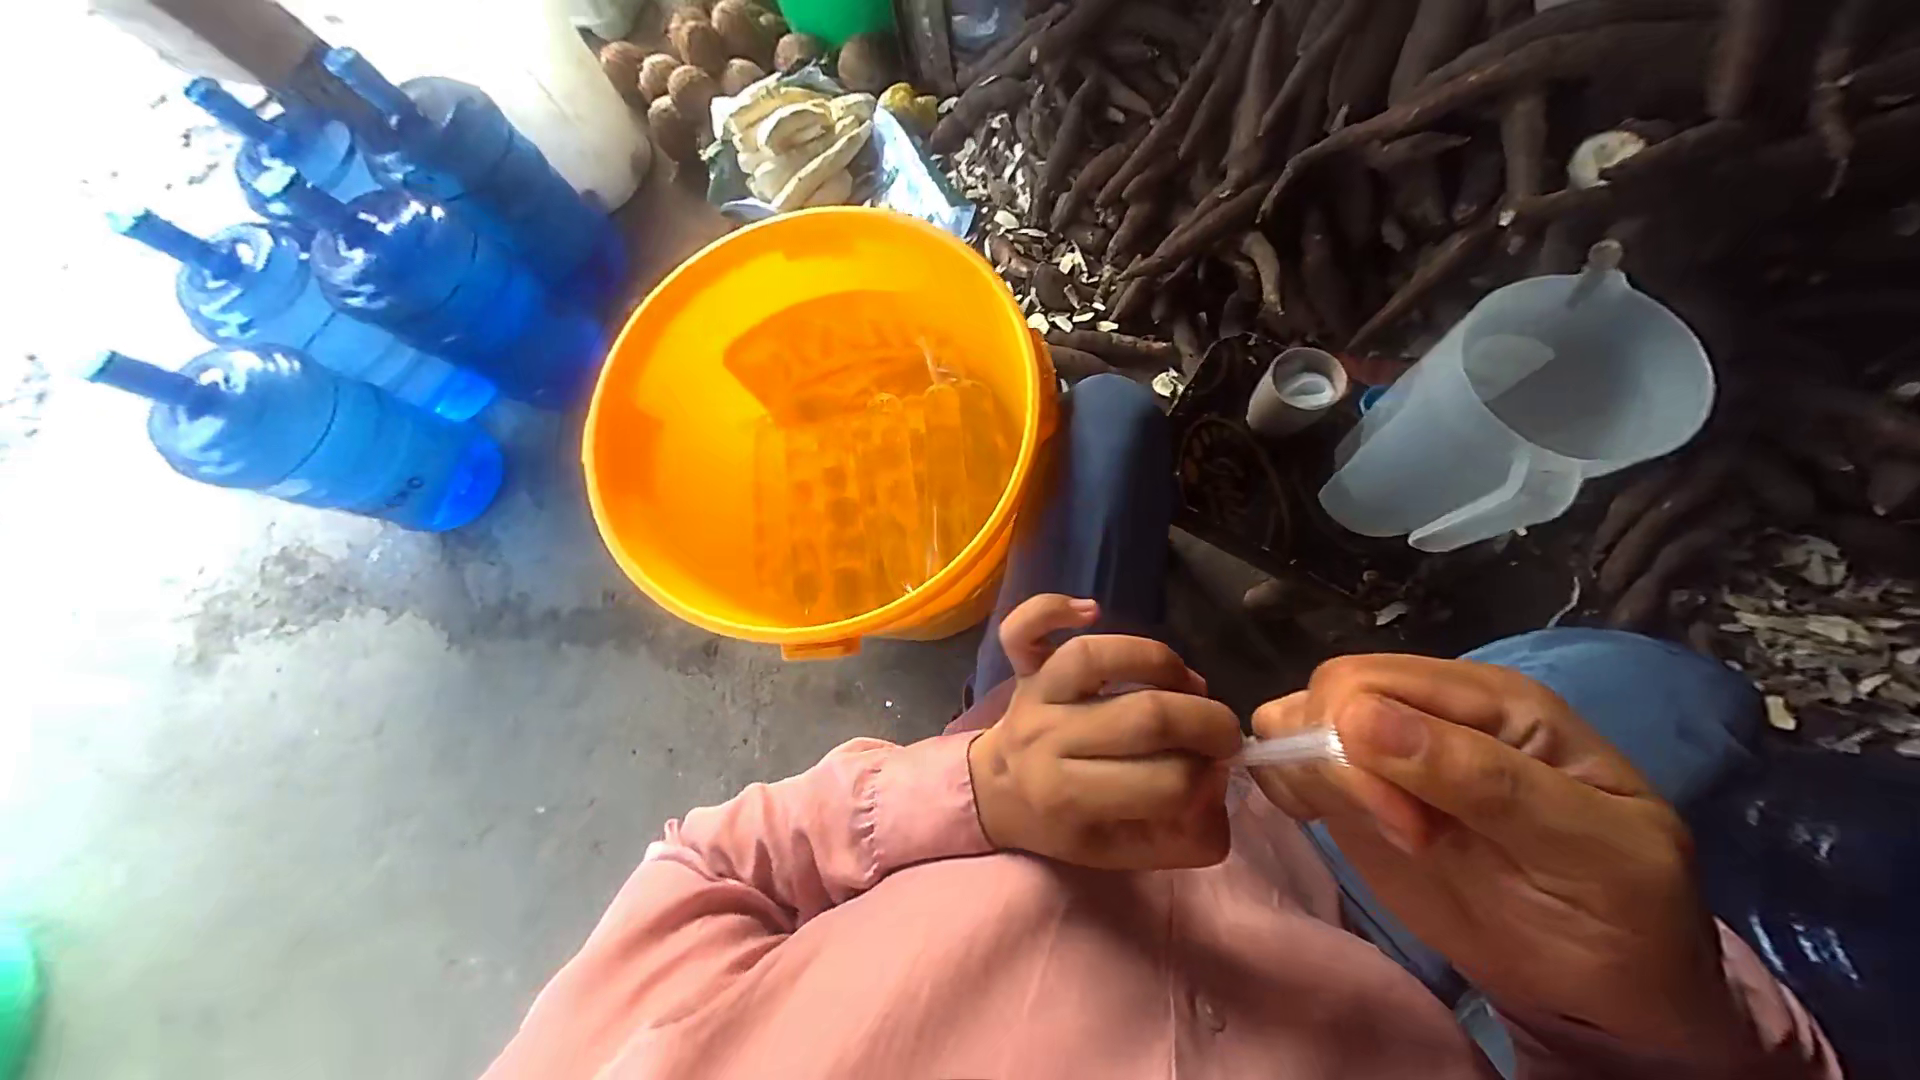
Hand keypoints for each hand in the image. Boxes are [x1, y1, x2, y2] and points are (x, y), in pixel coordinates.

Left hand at [968, 594, 1241, 869]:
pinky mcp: (1023, 667)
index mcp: (1070, 797)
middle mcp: (1047, 740)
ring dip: (1157, 663)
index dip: (1207, 779)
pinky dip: (1051, 609)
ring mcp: (1033, 696)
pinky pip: (1022, 630)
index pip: (1165, 783)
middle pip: (1144, 716)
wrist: (998, 793)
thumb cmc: (1065, 825)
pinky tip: (1092, 610)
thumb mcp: (1125, 853)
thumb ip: (1184, 836)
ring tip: (1184, 683)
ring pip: (1093, 658)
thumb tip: (1215, 782)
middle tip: (1221, 732)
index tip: (1214, 773)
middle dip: (1206, 723)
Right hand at [1250, 655, 1744, 1056]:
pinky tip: (1330, 821)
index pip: (1366, 680)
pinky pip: (1283, 755)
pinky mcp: (1348, 779)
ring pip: (1290, 719)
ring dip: (1308, 776)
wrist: (1603, 981)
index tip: (1408, 829)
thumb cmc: (1621, 914)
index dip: (1358, 745)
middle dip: (1335, 766)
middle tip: (1401, 836)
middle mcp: (1424, 704)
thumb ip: (1481, 777)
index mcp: (1487, 697)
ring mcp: (1380, 740)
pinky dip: (1286, 784)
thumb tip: (1358, 718)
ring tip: (1376, 833)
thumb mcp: (1592, 850)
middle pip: (1323, 695)